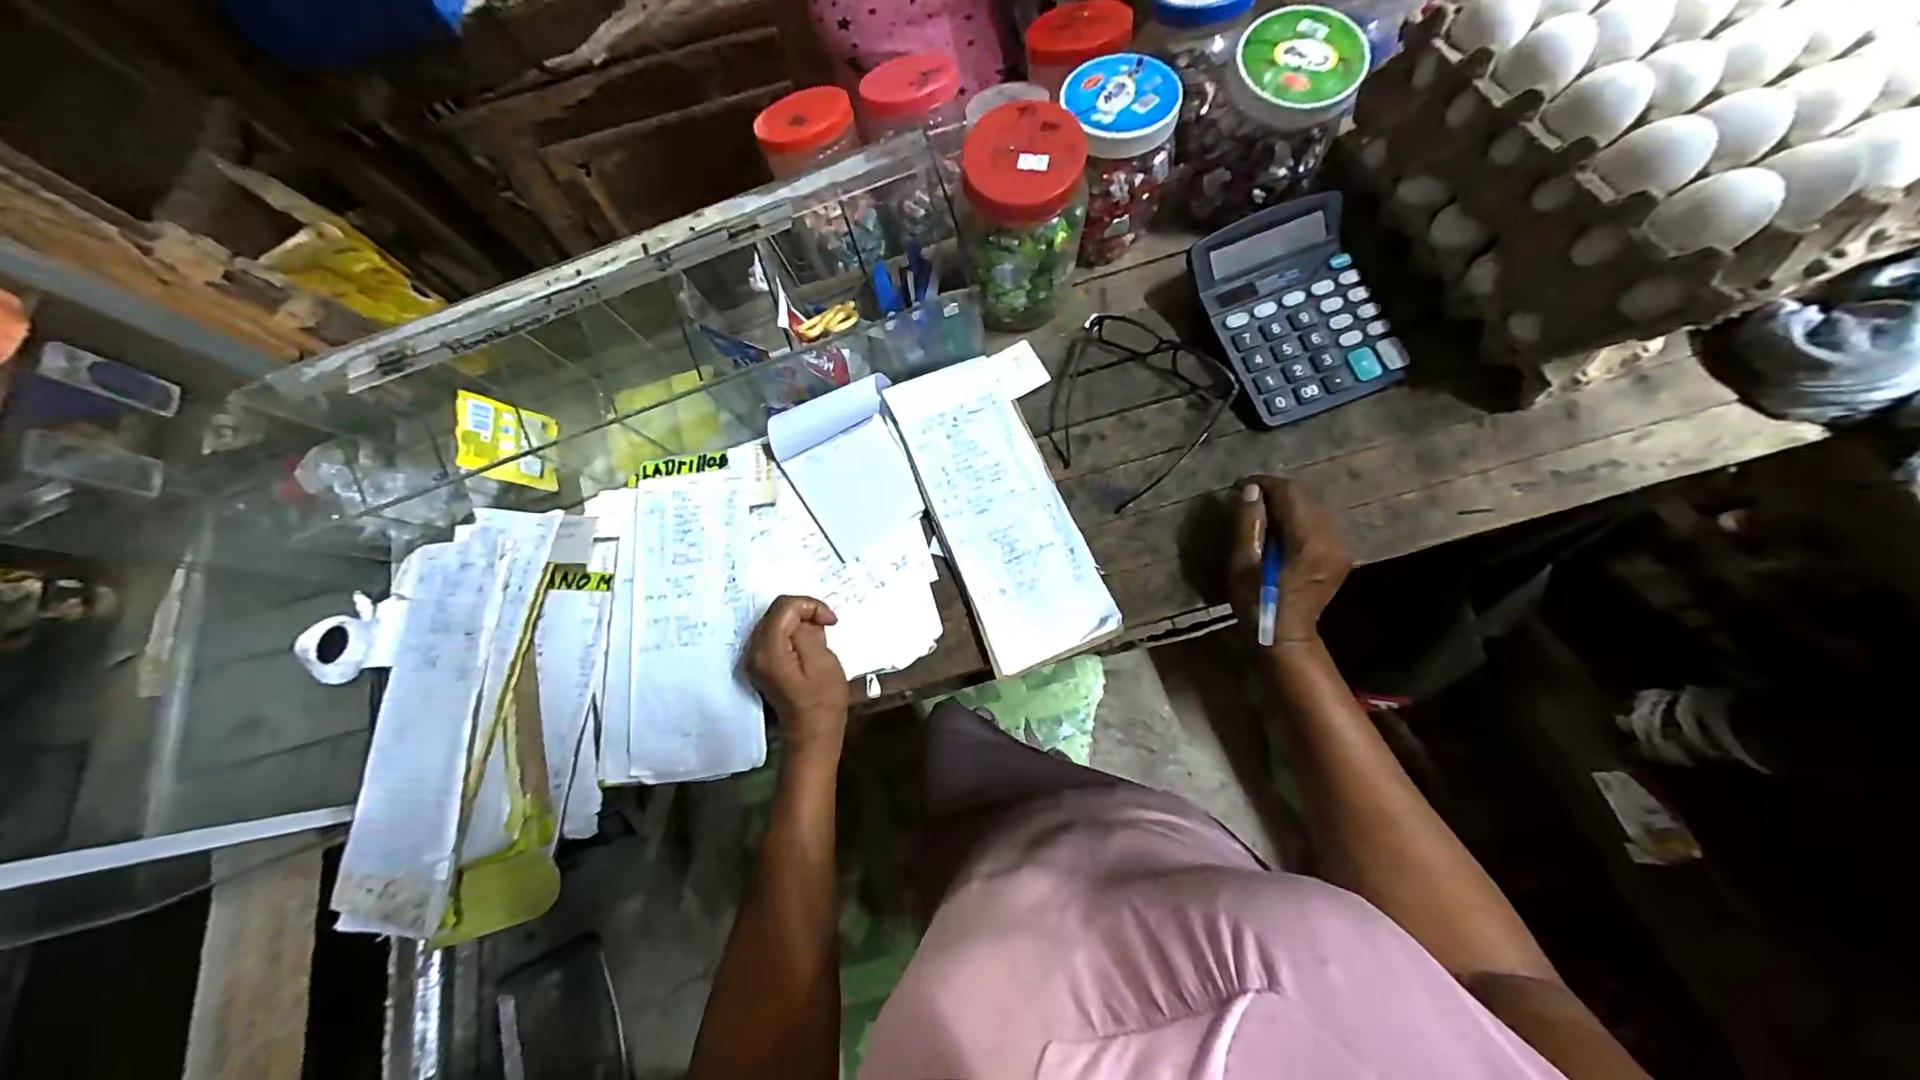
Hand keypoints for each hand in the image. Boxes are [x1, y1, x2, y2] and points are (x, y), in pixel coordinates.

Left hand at [746, 596, 849, 757]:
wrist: (812, 732)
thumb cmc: (823, 701)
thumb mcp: (822, 661)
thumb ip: (808, 632)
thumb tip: (804, 617)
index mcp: (768, 650)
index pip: (784, 607)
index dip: (811, 606)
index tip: (831, 621)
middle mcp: (753, 651)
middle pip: (776, 611)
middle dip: (805, 612)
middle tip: (826, 627)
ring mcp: (754, 658)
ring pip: (776, 620)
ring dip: (800, 622)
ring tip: (820, 637)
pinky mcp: (760, 663)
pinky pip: (775, 634)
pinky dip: (793, 632)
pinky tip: (808, 646)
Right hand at [1229, 476, 1351, 647]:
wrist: (1286, 636)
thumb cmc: (1256, 603)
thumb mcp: (1242, 565)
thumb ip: (1249, 524)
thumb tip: (1251, 490)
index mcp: (1308, 542)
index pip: (1290, 493)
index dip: (1264, 483)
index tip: (1239, 485)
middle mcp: (1332, 538)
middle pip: (1306, 495)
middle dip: (1276, 490)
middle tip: (1248, 495)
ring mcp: (1341, 545)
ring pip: (1315, 505)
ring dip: (1288, 501)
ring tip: (1261, 508)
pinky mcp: (1341, 552)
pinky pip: (1320, 519)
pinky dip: (1299, 514)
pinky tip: (1280, 524)